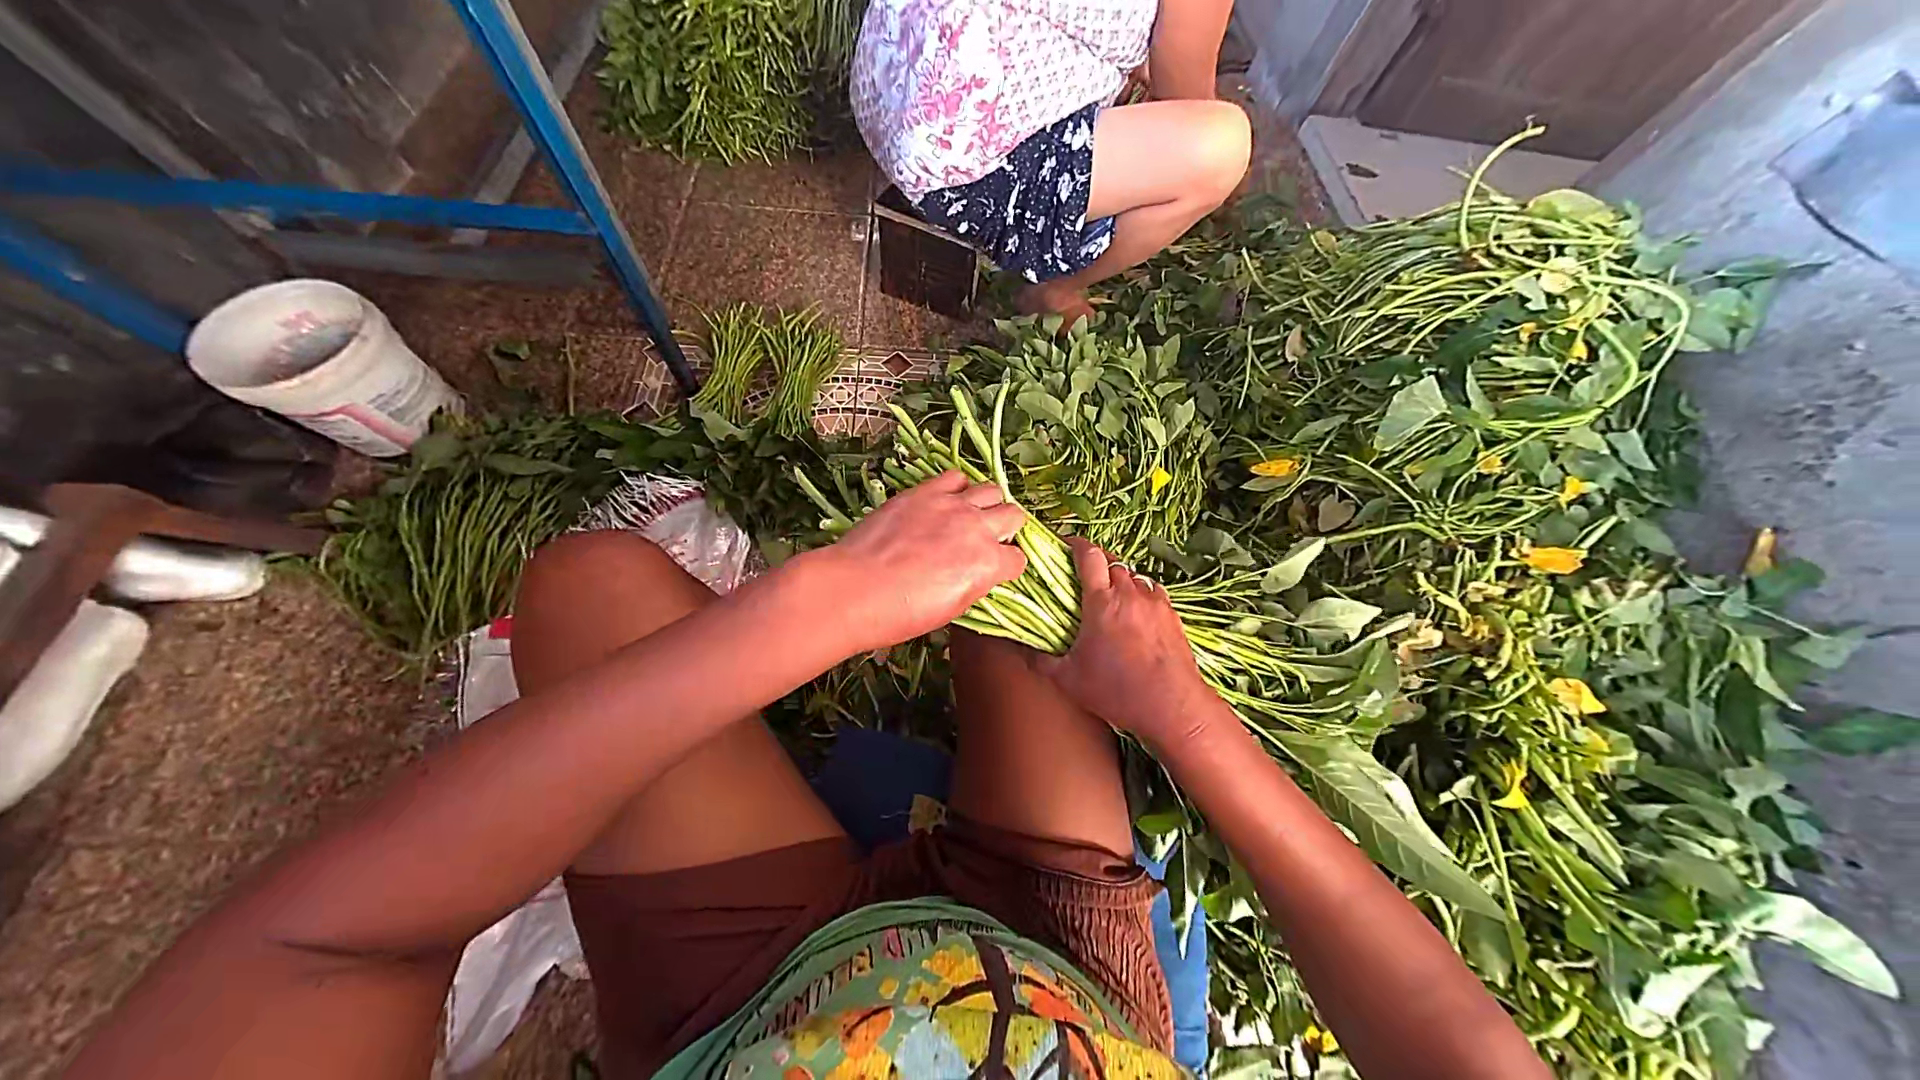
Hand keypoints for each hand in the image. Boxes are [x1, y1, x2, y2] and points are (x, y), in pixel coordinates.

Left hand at [805, 471, 1027, 652]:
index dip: (1007, 566)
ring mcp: (951, 505)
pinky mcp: (925, 492)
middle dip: (1006, 527)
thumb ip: (972, 583)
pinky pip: (954, 477)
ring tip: (969, 515)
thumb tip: (974, 574)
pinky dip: (957, 487)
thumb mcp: (950, 609)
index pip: (1016, 559)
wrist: (857, 588)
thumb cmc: (901, 612)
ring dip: (986, 503)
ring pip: (990, 490)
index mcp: (988, 564)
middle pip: (1013, 515)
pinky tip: (946, 499)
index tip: (995, 569)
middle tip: (989, 538)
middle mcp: (978, 528)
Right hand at [1033, 540, 1228, 751]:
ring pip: (1134, 575)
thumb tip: (1021, 650)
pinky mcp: (1173, 616)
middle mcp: (1130, 594)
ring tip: (1108, 594)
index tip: (1065, 545)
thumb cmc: (1118, 692)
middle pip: (1112, 561)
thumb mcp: (1069, 679)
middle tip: (1083, 574)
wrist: (1173, 708)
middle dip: (1096, 562)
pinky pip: (1153, 592)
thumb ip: (1041, 660)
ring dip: (1119, 578)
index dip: (1075, 545)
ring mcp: (1155, 603)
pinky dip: (1141, 593)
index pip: (1089, 556)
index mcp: (1101, 602)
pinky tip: (1135, 611)